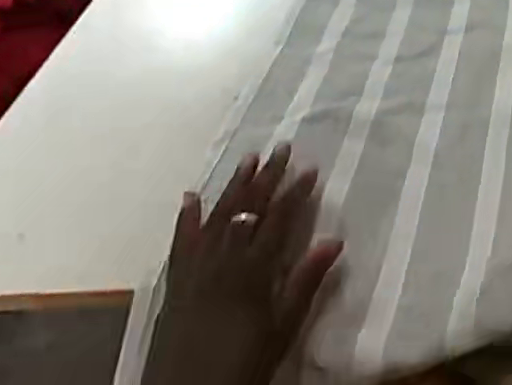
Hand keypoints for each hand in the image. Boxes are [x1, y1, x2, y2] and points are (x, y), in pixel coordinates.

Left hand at [144, 145, 342, 384]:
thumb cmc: (243, 365)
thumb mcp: (281, 329)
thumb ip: (306, 282)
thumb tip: (335, 240)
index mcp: (254, 268)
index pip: (280, 218)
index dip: (296, 191)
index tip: (311, 168)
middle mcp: (225, 256)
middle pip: (250, 206)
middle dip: (268, 175)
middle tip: (282, 147)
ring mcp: (198, 264)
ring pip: (219, 213)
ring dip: (234, 183)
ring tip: (249, 157)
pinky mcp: (176, 278)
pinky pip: (182, 239)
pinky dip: (187, 215)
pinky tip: (191, 195)